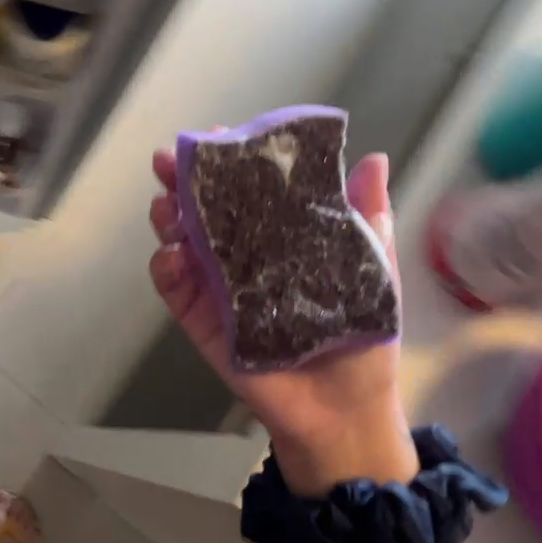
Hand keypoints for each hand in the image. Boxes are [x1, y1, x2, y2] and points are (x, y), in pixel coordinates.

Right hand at [148, 148, 417, 491]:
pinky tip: (173, 253)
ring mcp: (215, 284)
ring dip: (167, 216)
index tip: (218, 135)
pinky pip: (174, 287)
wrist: (345, 407)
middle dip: (182, 178)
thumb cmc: (362, 333)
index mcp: (278, 233)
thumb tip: (375, 159)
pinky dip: (166, 266)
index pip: (245, 186)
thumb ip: (367, 216)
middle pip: (202, 206)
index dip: (227, 158)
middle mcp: (240, 252)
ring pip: (180, 239)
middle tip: (170, 159)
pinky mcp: (200, 319)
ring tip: (167, 203)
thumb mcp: (373, 267)